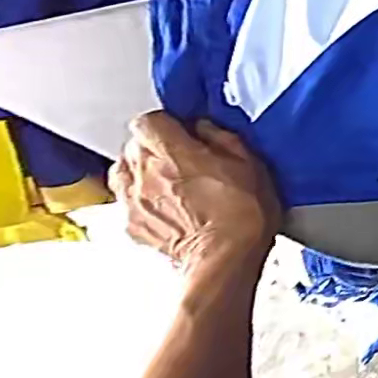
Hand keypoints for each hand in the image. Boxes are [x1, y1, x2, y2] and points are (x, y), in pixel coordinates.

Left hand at [108, 112, 280, 276]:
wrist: (224, 255)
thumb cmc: (244, 211)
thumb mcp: (252, 165)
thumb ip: (224, 140)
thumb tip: (207, 129)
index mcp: (172, 153)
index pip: (148, 121)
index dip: (168, 122)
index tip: (186, 129)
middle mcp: (142, 173)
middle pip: (134, 146)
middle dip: (158, 147)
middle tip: (189, 157)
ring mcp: (130, 199)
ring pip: (125, 171)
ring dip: (147, 171)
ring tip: (178, 182)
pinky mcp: (129, 222)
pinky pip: (129, 199)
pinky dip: (147, 197)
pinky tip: (176, 206)